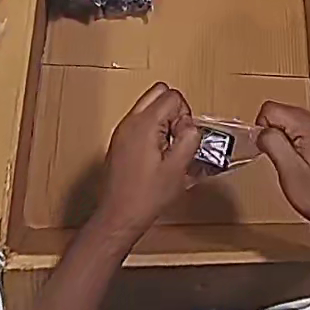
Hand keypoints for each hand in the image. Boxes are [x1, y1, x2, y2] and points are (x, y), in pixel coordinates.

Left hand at [93, 82, 201, 241]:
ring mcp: (122, 130)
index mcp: (144, 124)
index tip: (182, 138)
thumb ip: (190, 139)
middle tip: (178, 135)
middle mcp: (130, 122)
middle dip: (174, 109)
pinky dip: (153, 128)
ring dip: (164, 118)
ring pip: (149, 104)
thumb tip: (191, 126)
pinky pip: (141, 120)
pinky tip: (156, 155)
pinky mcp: (120, 141)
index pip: (172, 96)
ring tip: (168, 147)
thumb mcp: (178, 168)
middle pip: (159, 92)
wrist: (118, 217)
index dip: (184, 115)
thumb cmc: (145, 197)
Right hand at [257, 101, 309, 227]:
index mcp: (309, 125)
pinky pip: (298, 128)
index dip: (262, 128)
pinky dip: (292, 140)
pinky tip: (299, 160)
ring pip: (287, 119)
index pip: (270, 108)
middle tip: (281, 159)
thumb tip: (259, 129)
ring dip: (282, 138)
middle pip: (279, 111)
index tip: (269, 150)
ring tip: (291, 162)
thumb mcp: (290, 172)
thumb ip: (273, 144)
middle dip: (272, 133)